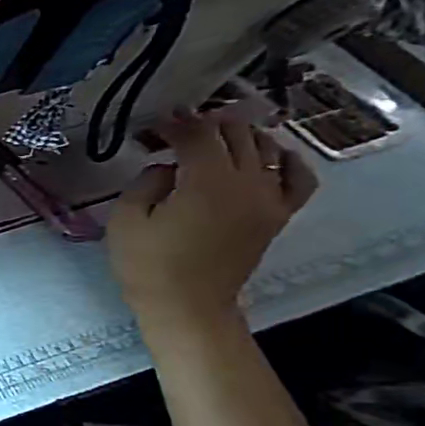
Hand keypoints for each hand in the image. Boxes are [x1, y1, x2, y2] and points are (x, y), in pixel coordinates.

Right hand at [108, 110, 318, 321]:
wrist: (186, 303)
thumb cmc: (147, 261)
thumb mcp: (127, 217)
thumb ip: (148, 181)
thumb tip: (168, 167)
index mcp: (207, 183)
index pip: (199, 135)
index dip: (176, 123)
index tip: (155, 122)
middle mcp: (247, 184)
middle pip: (235, 136)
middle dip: (206, 124)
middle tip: (176, 126)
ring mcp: (269, 199)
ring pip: (265, 148)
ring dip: (240, 135)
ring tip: (213, 134)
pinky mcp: (277, 215)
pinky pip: (297, 178)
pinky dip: (286, 160)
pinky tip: (269, 154)